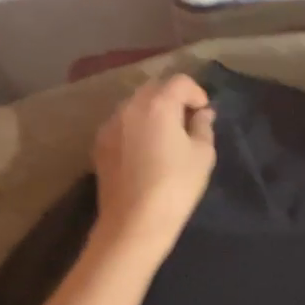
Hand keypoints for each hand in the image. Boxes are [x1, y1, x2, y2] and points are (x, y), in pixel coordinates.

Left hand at [92, 75, 216, 247]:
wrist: (133, 223)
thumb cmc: (175, 187)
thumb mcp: (203, 155)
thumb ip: (203, 127)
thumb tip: (202, 114)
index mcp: (158, 104)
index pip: (180, 81)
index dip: (196, 93)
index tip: (204, 113)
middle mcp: (130, 107)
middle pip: (154, 88)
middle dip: (172, 98)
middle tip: (186, 120)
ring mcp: (110, 125)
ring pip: (134, 105)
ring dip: (152, 111)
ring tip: (165, 135)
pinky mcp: (99, 144)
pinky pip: (121, 124)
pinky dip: (135, 127)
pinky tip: (144, 150)